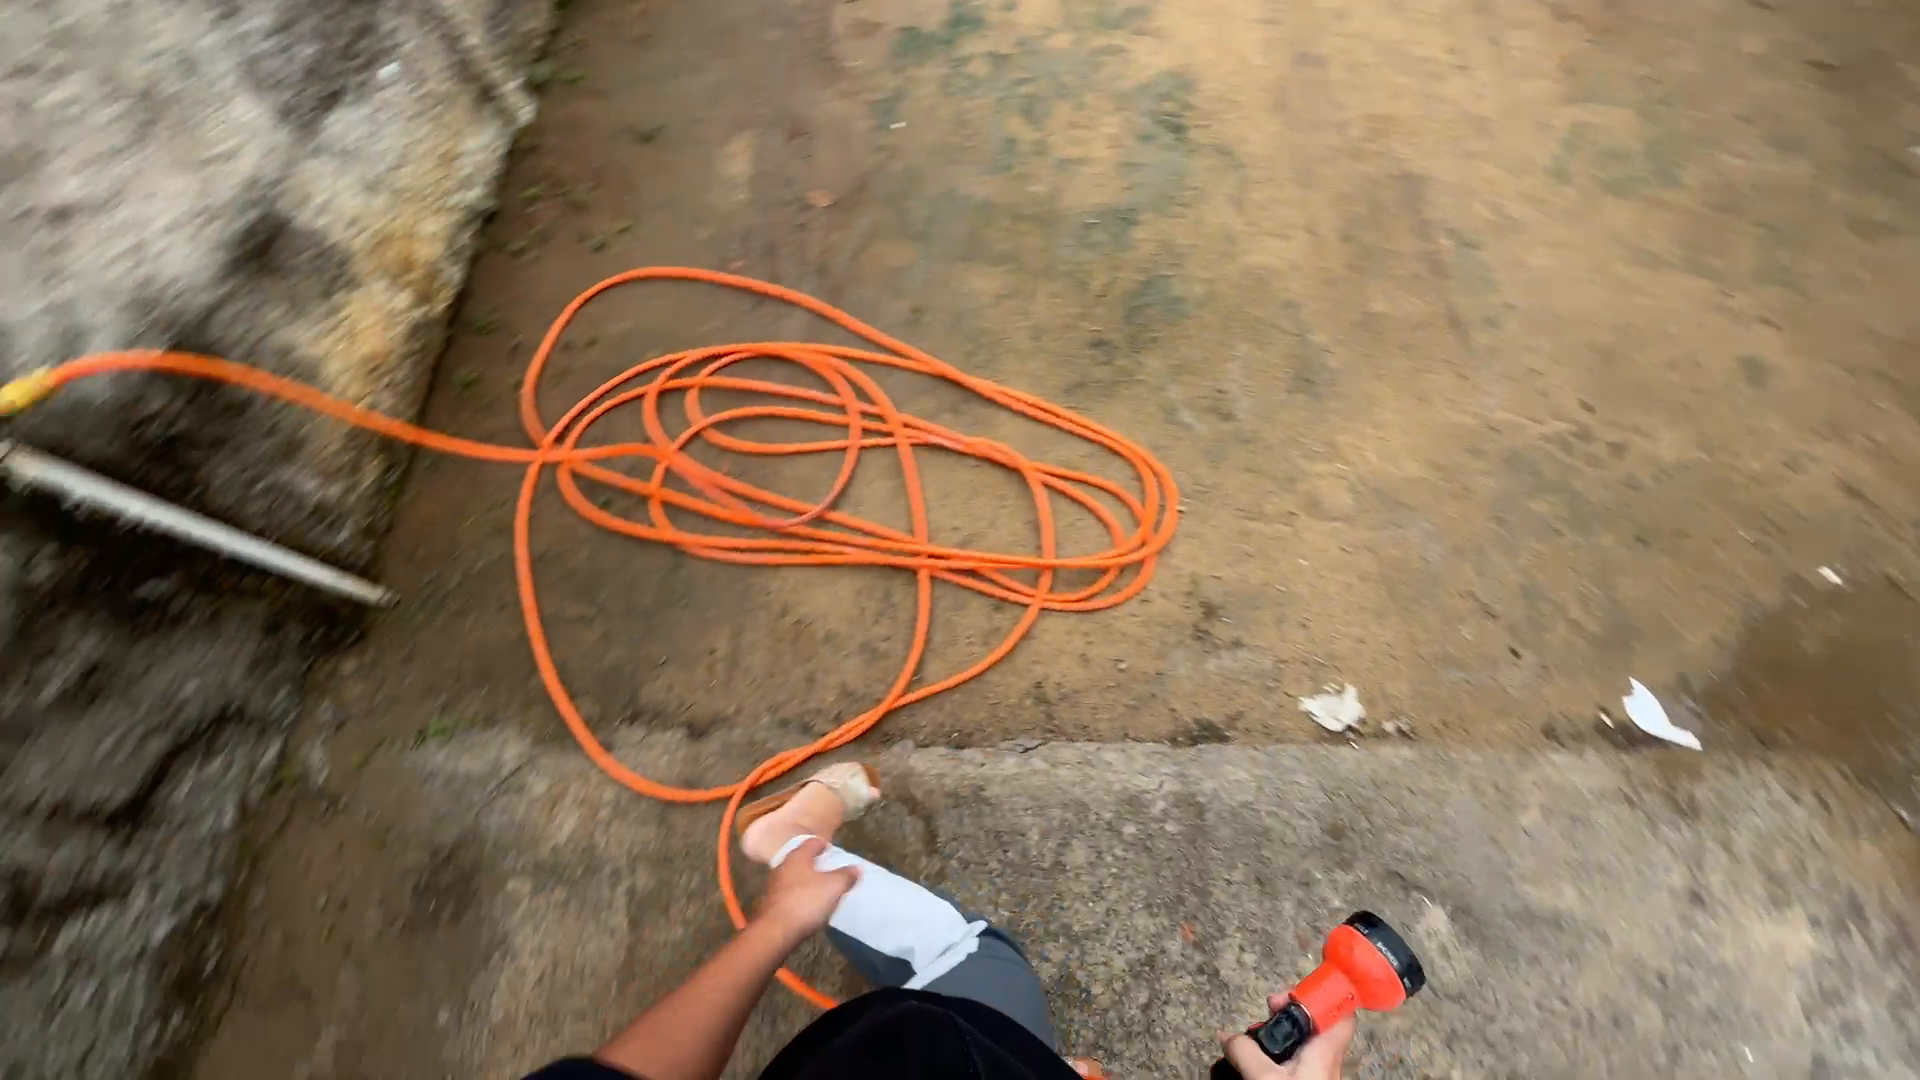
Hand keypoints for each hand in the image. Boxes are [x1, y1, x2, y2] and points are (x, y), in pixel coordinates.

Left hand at [754, 837, 859, 941]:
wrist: (775, 933)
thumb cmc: (806, 902)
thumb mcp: (833, 887)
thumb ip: (846, 875)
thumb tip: (856, 868)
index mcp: (797, 857)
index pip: (812, 842)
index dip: (824, 845)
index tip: (833, 852)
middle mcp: (783, 867)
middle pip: (801, 860)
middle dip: (814, 864)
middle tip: (829, 871)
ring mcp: (773, 886)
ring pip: (793, 878)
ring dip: (805, 881)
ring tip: (820, 890)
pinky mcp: (770, 905)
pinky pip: (788, 895)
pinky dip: (798, 897)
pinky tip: (806, 907)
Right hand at [1217, 995, 1355, 1079]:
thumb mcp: (1261, 1077)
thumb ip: (1243, 1049)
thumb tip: (1227, 1036)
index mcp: (1324, 1052)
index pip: (1342, 1014)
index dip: (1321, 995)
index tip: (1289, 994)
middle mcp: (1327, 1061)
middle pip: (1317, 1023)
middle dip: (1289, 1012)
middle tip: (1268, 1010)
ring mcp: (1319, 1075)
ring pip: (1305, 1043)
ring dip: (1281, 1035)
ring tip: (1257, 1038)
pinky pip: (1297, 1062)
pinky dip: (1278, 1055)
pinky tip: (1258, 1060)